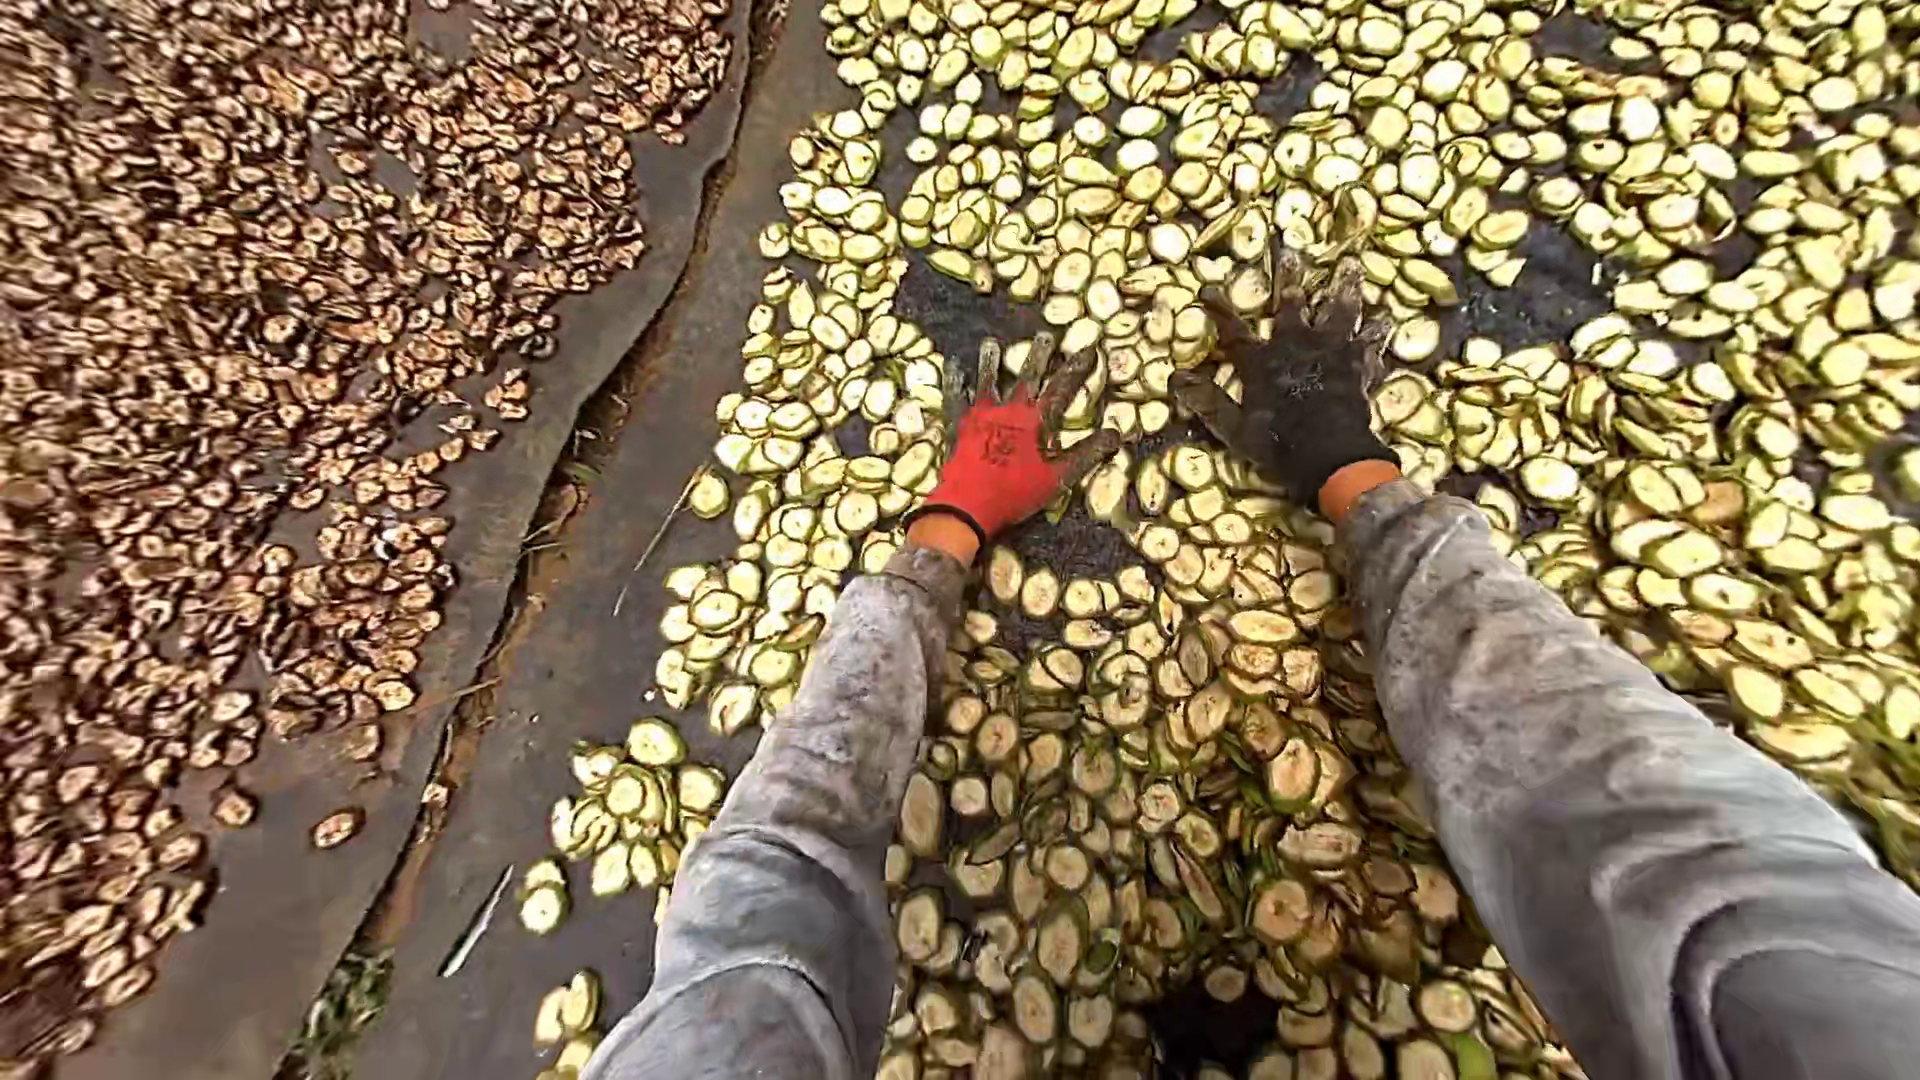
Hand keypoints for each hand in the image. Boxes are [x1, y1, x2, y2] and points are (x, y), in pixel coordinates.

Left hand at [908, 333, 1121, 553]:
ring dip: (991, 362)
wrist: (968, 506)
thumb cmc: (1015, 493)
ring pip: (988, 381)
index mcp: (1035, 421)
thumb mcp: (1057, 478)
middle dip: (1038, 355)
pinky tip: (953, 368)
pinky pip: (955, 398)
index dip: (1077, 367)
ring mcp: (980, 415)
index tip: (1090, 348)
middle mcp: (1008, 410)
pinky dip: (955, 382)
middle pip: (1026, 376)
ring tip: (991, 344)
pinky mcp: (958, 426)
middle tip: (1044, 336)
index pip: (1062, 387)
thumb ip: (1086, 455)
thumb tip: (1116, 435)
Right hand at [1171, 245, 1397, 511]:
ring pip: (1338, 311)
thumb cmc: (1275, 442)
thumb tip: (1174, 378)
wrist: (1328, 453)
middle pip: (1291, 304)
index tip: (1208, 289)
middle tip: (1290, 249)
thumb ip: (1206, 400)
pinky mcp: (1359, 365)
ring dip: (1342, 288)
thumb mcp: (1231, 427)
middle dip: (1288, 276)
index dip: (1219, 309)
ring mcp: (1331, 351)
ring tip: (1349, 265)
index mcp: (1261, 361)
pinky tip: (1383, 319)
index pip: (1234, 331)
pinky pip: (1370, 343)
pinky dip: (1376, 332)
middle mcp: (1295, 346)